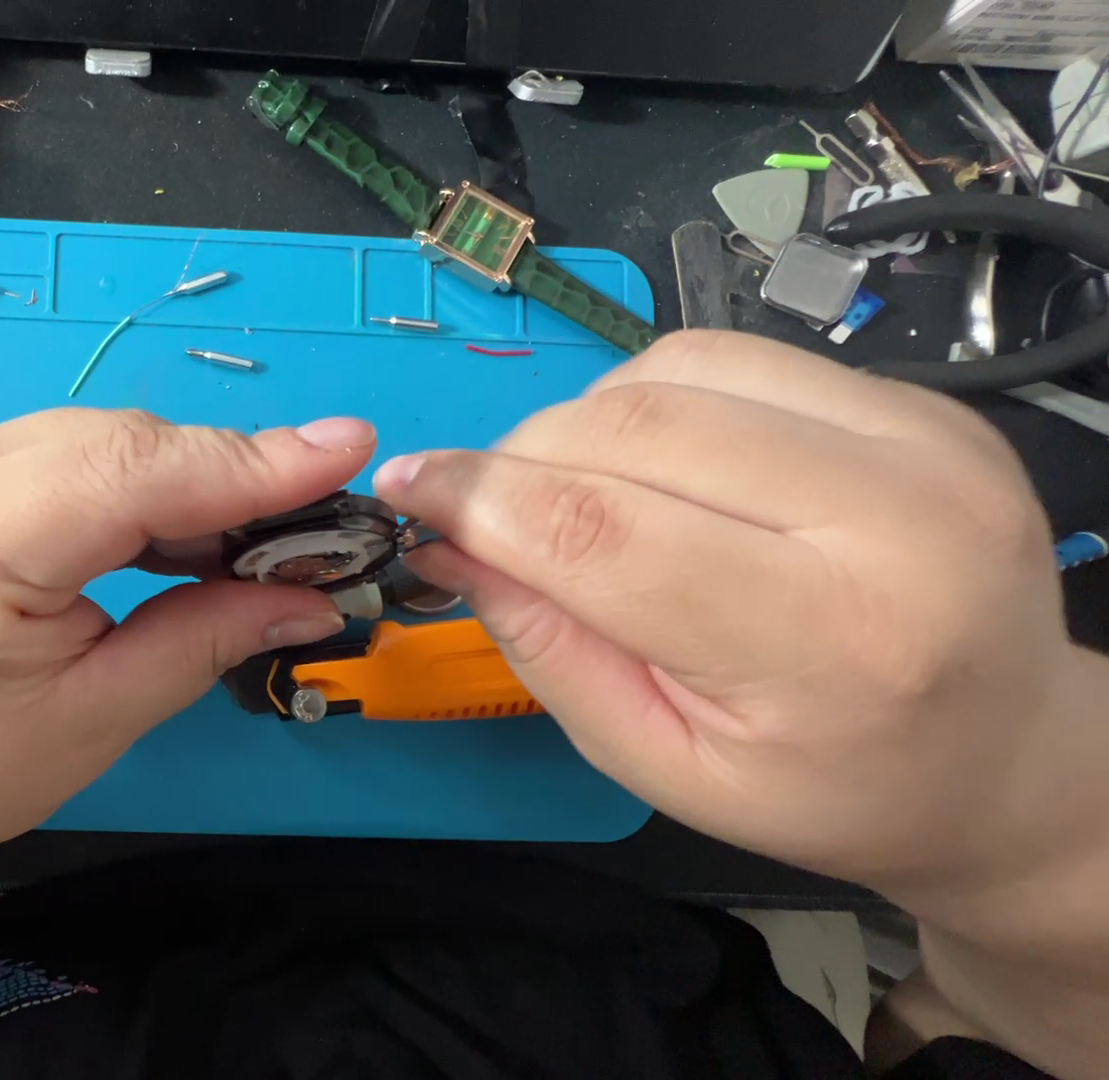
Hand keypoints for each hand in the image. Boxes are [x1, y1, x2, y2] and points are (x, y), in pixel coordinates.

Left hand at [0, 409, 375, 867]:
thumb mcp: (97, 719)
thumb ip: (205, 641)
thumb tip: (315, 598)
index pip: (123, 476)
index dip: (243, 462)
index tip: (346, 448)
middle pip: (114, 443)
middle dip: (225, 471)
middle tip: (313, 511)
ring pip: (95, 439)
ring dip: (185, 475)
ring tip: (257, 525)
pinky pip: (65, 456)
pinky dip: (137, 483)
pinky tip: (180, 523)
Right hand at [373, 331, 1103, 893]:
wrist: (1003, 759)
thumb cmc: (808, 784)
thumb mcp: (647, 752)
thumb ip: (539, 642)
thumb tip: (445, 544)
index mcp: (825, 641)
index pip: (597, 531)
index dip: (475, 497)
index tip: (403, 486)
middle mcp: (890, 516)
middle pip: (625, 432)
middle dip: (514, 463)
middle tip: (486, 514)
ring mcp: (916, 439)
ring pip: (661, 376)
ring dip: (571, 428)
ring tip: (572, 492)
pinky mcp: (910, 402)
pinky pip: (716, 356)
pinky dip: (637, 399)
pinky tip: (644, 460)